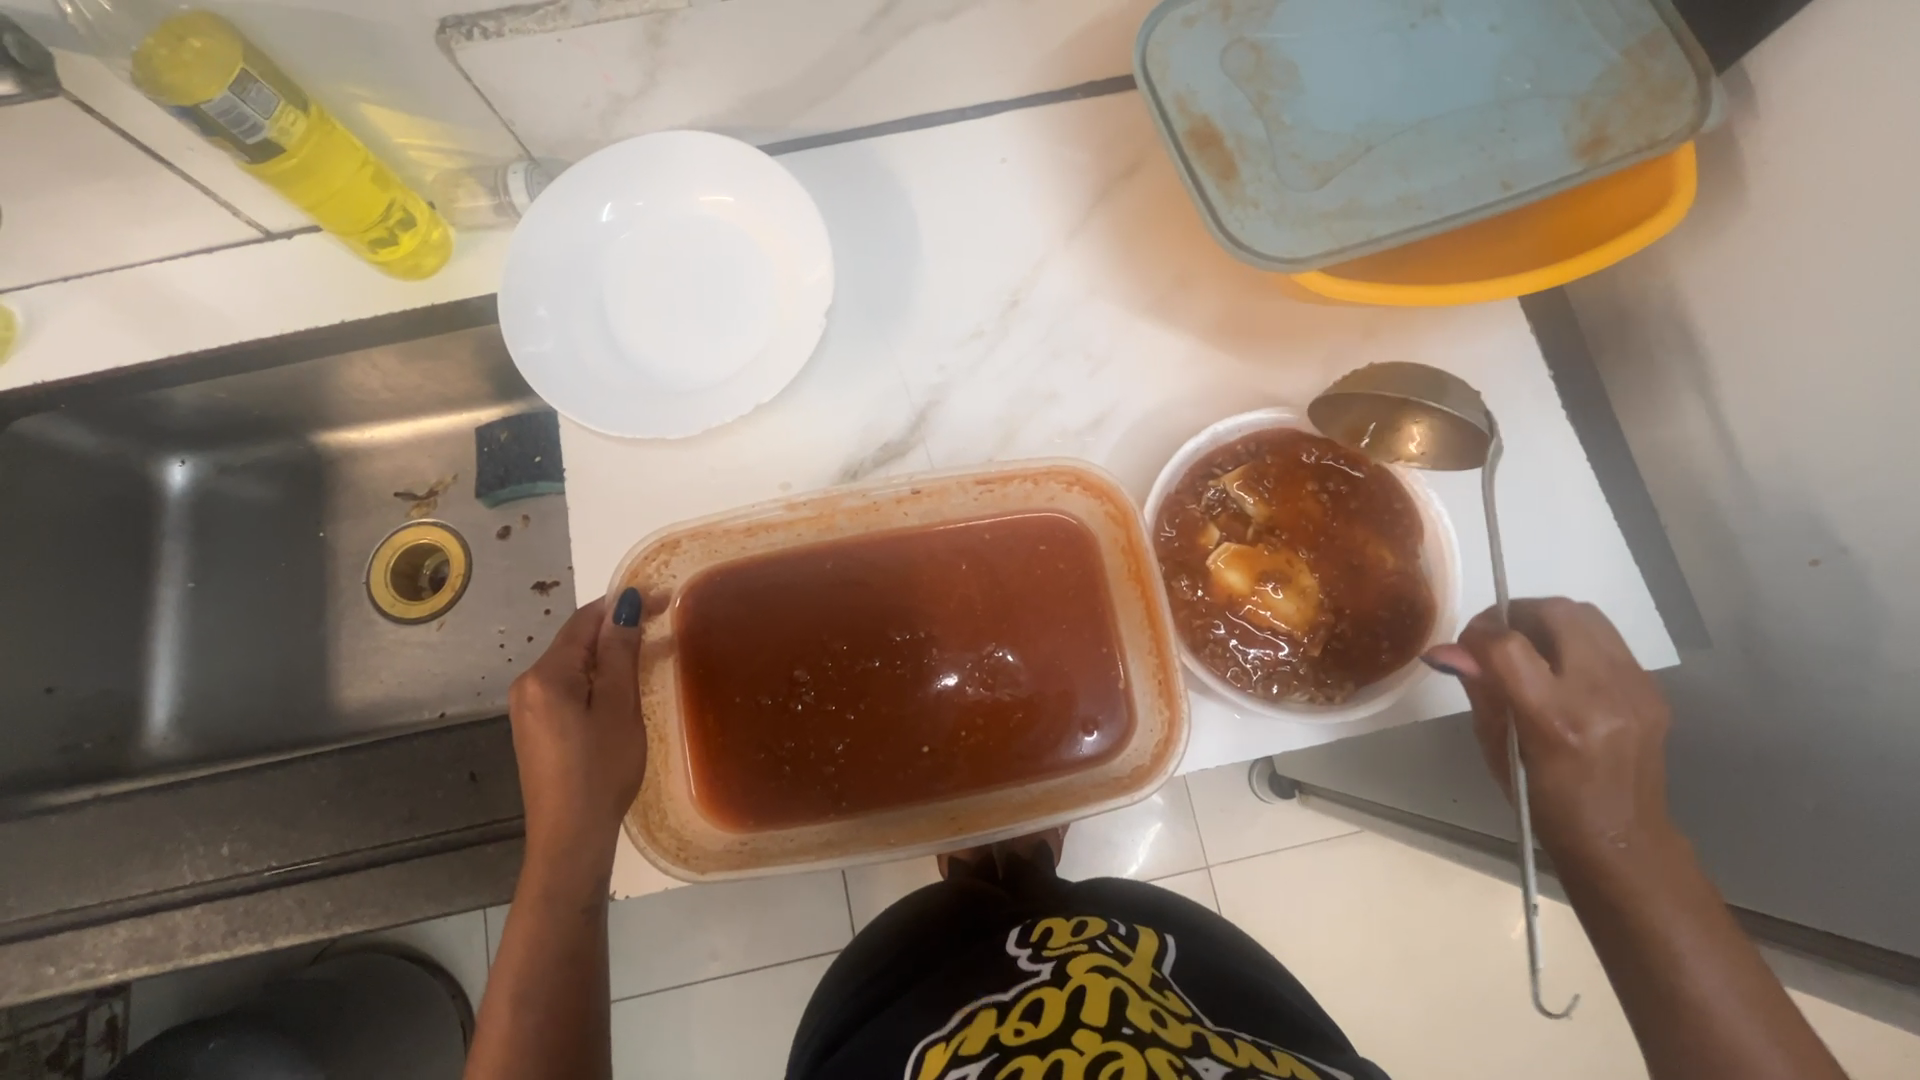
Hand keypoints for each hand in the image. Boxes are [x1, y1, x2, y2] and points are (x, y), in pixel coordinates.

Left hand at [507, 588, 646, 874]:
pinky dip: (597, 678)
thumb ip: (619, 653)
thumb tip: (624, 604)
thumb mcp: (618, 707)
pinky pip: (568, 686)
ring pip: (574, 665)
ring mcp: (528, 708)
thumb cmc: (601, 769)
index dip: (622, 604)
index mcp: (546, 675)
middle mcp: (528, 684)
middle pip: (577, 641)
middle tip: (664, 624)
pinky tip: (622, 687)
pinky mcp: (536, 727)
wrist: (570, 835)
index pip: (585, 620)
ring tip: (652, 652)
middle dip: (618, 628)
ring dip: (610, 654)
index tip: (663, 599)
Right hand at [1424, 598, 1675, 869]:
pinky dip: (1573, 641)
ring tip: (1526, 648)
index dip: (1478, 635)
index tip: (1464, 646)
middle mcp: (1602, 695)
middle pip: (1557, 612)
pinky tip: (1559, 669)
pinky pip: (1606, 640)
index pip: (1508, 646)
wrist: (1622, 836)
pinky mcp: (1652, 688)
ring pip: (1586, 616)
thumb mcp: (1495, 746)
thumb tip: (1444, 650)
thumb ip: (1479, 689)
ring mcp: (1635, 688)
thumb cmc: (1542, 801)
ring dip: (1546, 621)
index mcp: (1556, 720)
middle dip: (1516, 613)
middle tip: (1494, 637)